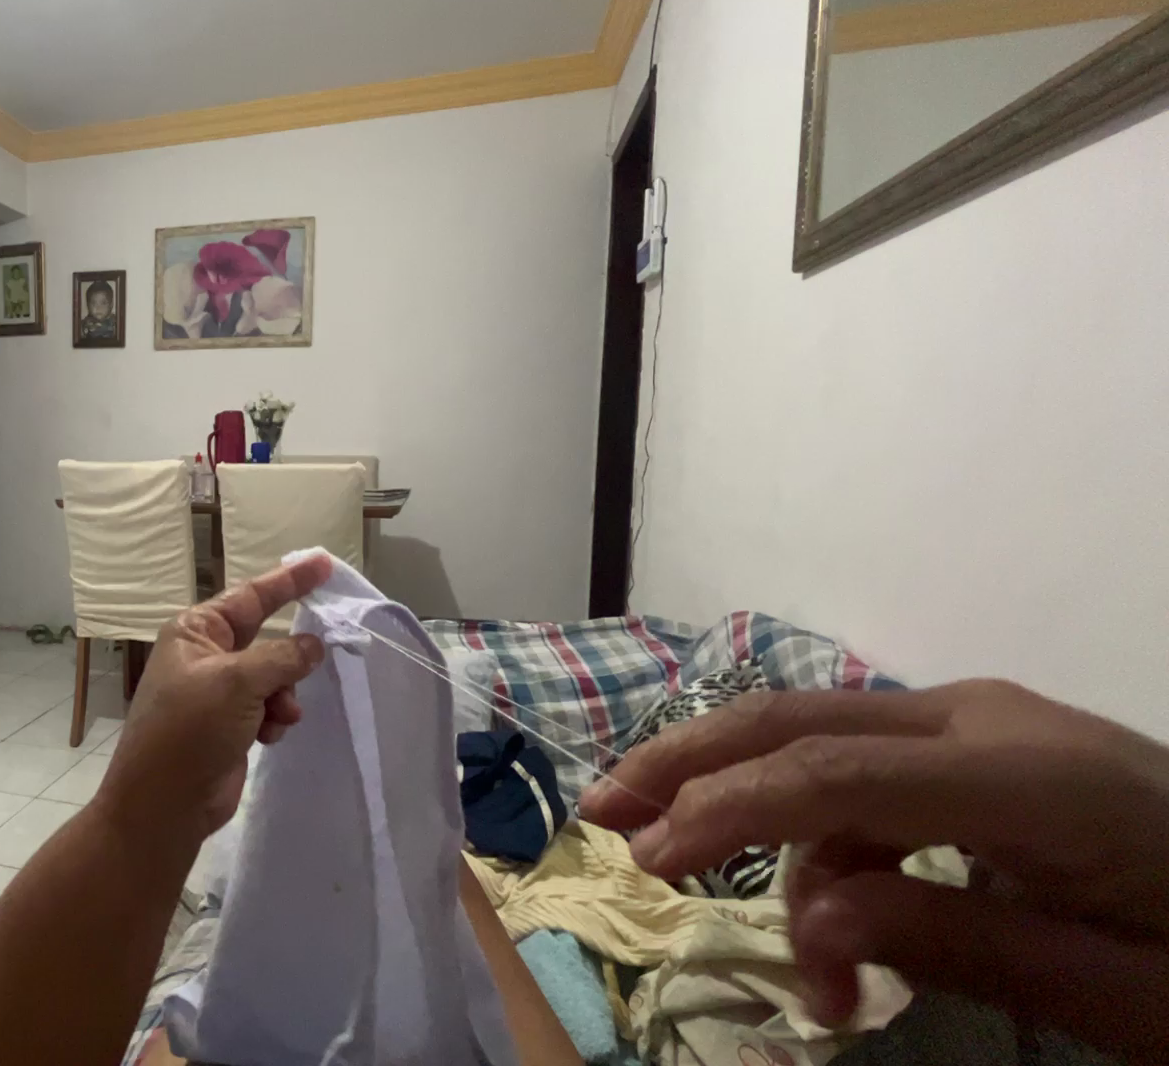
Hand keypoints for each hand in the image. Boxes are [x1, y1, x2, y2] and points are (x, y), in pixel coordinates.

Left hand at [94, 554, 330, 845]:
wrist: (164, 804)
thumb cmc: (190, 730)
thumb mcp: (236, 682)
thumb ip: (281, 657)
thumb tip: (313, 646)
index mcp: (195, 632)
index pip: (250, 596)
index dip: (289, 580)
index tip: (322, 563)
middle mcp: (205, 656)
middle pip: (264, 638)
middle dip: (290, 653)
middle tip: (327, 642)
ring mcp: (217, 692)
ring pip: (273, 676)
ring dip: (283, 694)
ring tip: (279, 716)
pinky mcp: (230, 725)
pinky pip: (269, 707)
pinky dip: (275, 718)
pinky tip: (268, 737)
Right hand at [579, 679, 1168, 1060]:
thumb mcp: (1137, 998)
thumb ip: (964, 947)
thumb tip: (815, 933)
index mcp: (1030, 771)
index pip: (834, 770)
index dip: (724, 809)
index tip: (649, 862)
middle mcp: (971, 717)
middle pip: (784, 719)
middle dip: (680, 763)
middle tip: (602, 809)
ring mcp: (956, 720)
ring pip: (796, 739)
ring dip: (747, 823)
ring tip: (746, 922)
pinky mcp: (949, 742)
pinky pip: (842, 776)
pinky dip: (807, 842)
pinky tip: (824, 909)